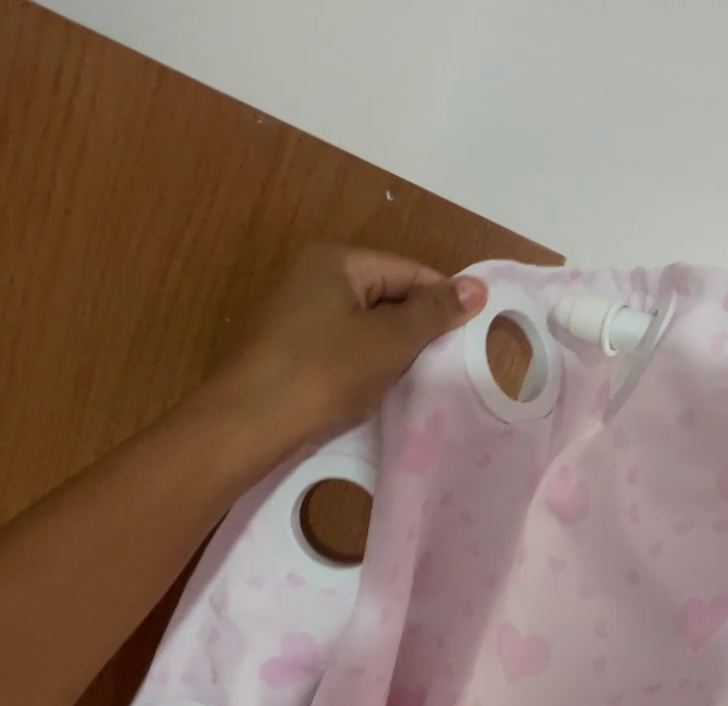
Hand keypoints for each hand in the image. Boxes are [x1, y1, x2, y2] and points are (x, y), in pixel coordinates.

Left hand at [196, 245, 487, 445]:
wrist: (250, 422)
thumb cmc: (324, 372)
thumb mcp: (390, 340)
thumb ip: (434, 313)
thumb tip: (477, 286)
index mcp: (337, 262)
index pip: (408, 271)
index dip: (442, 301)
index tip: (471, 334)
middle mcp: (313, 278)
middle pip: (386, 295)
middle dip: (417, 328)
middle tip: (448, 361)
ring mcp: (298, 315)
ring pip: (366, 325)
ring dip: (393, 350)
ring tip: (418, 377)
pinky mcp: (291, 350)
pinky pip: (344, 348)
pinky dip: (367, 365)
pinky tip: (379, 389)